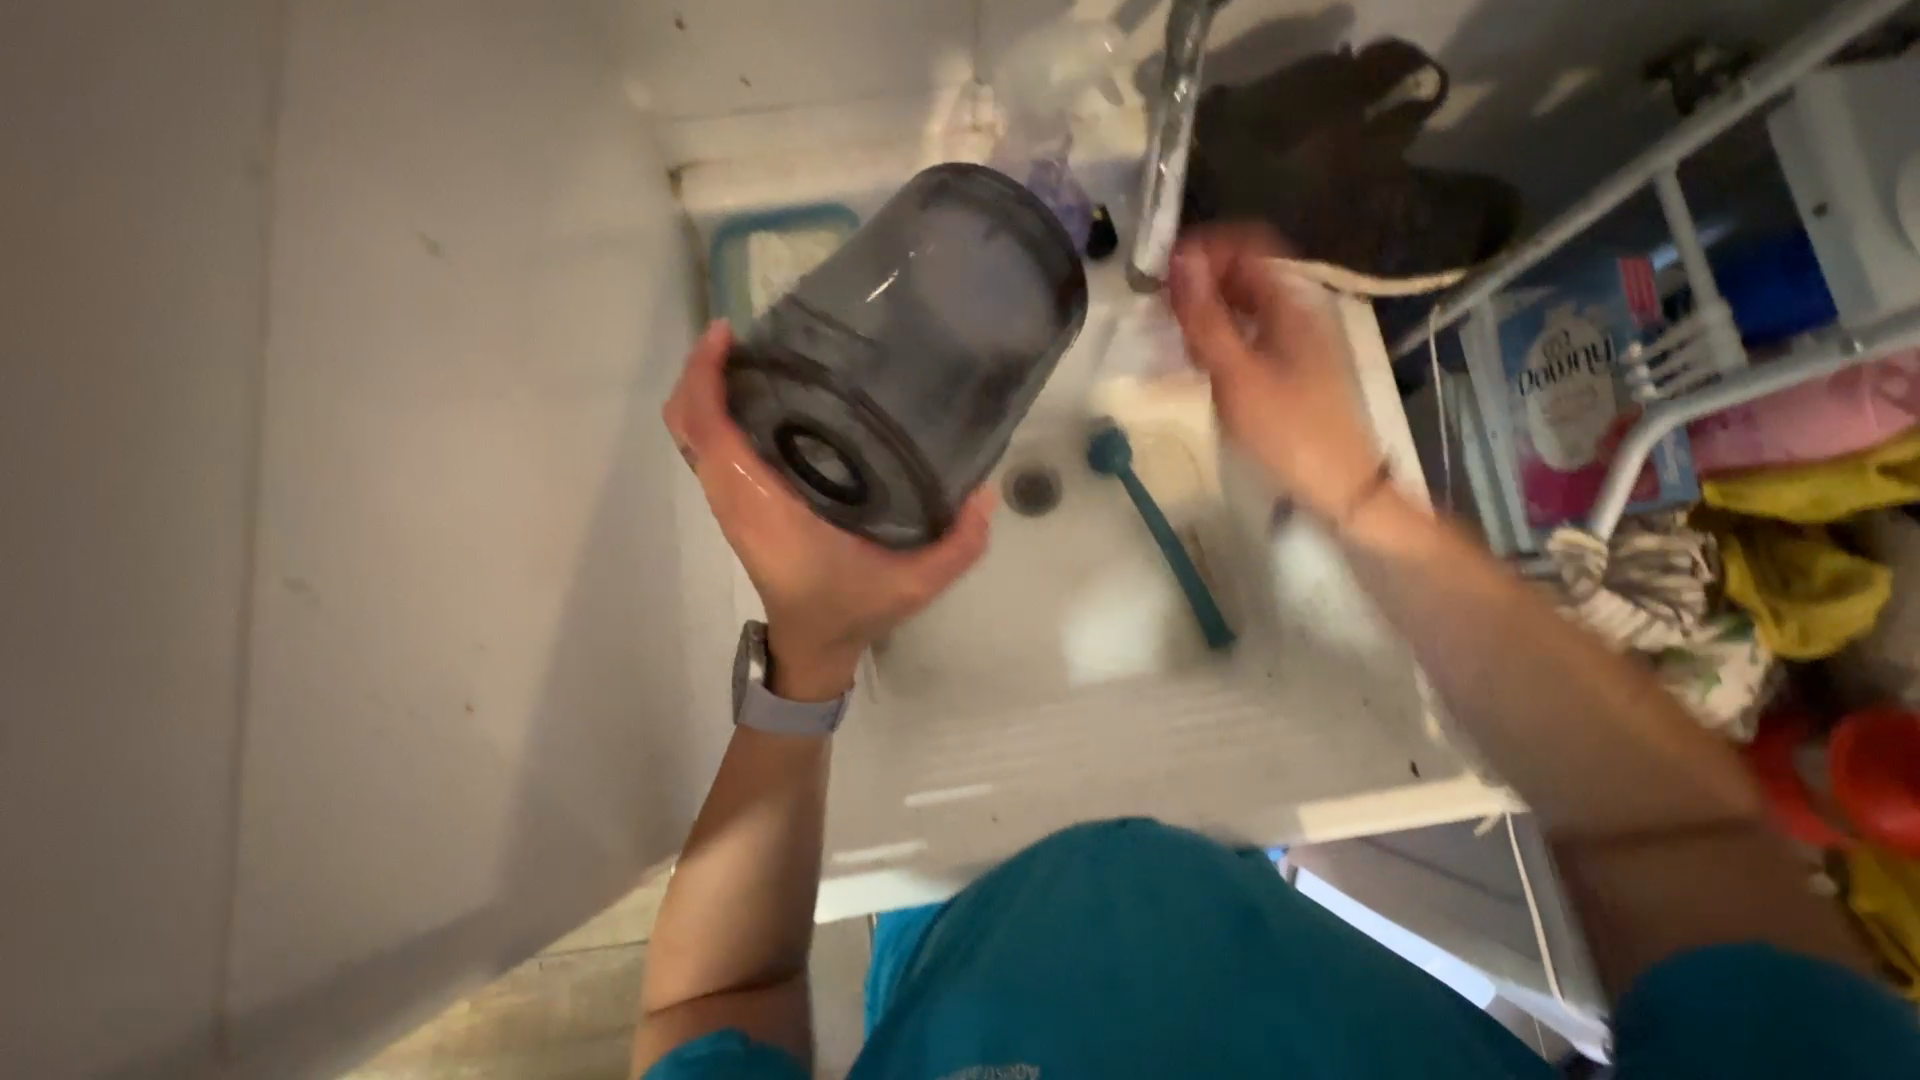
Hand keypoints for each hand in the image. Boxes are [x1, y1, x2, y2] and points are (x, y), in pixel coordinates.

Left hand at [663, 322, 994, 700]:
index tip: (729, 334)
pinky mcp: (735, 508)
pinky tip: (760, 399)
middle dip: (699, 372)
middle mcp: (733, 499)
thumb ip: (958, 544)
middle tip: (741, 338)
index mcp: (762, 508)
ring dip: (706, 391)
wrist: (813, 648)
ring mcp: (728, 504)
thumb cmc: (852, 611)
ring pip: (690, 436)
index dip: (706, 377)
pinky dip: (715, 417)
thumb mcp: (915, 584)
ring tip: (751, 357)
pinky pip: (707, 452)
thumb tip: (986, 491)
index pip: (710, 432)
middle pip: (686, 423)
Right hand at [1166, 226, 1383, 518]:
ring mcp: (1293, 342)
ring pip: (1241, 308)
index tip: (1163, 270)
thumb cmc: (1288, 430)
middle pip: (1243, 276)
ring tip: (1167, 338)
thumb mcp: (1237, 374)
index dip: (1204, 249)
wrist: (1338, 486)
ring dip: (1203, 313)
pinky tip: (1193, 363)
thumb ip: (1205, 318)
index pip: (1246, 246)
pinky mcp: (1287, 369)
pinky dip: (1217, 340)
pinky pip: (1245, 337)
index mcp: (1290, 303)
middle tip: (1157, 307)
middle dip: (1198, 283)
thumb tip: (1179, 261)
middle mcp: (1295, 312)